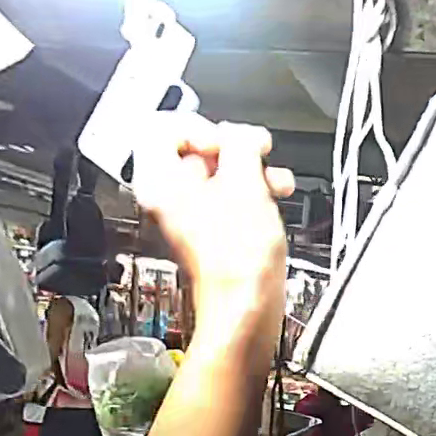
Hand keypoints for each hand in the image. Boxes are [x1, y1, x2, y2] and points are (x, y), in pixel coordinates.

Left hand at [131, 115, 293, 336]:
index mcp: (160, 181)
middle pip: (196, 151)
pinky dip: (252, 195)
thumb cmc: (237, 260)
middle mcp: (170, 200)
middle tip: (257, 154)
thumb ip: (240, 144)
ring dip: (251, 172)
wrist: (247, 308)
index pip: (164, 127)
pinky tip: (274, 198)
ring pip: (218, 177)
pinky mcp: (215, 236)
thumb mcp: (245, 182)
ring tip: (276, 179)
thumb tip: (242, 135)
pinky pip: (229, 202)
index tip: (228, 140)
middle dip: (235, 150)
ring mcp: (192, 219)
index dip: (204, 127)